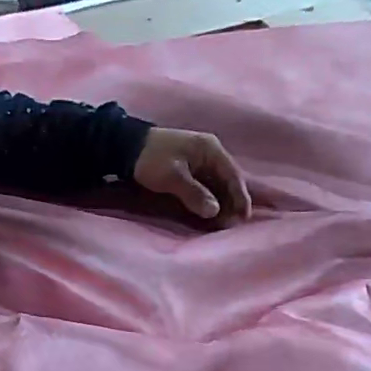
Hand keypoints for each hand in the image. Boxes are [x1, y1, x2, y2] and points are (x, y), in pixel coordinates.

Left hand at [131, 128, 250, 222]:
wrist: (126, 147)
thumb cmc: (151, 158)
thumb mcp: (172, 177)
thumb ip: (194, 194)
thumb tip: (214, 211)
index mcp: (211, 150)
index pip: (234, 175)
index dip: (241, 197)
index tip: (244, 216)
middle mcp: (210, 154)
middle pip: (229, 181)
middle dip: (233, 202)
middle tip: (233, 224)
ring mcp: (201, 161)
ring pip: (219, 185)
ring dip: (223, 203)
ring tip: (224, 222)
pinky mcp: (191, 169)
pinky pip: (208, 186)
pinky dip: (211, 199)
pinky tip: (211, 213)